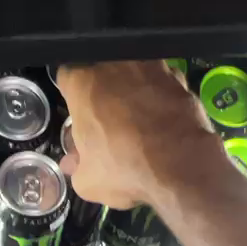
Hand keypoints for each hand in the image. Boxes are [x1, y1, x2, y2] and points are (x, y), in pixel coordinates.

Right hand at [55, 61, 231, 209]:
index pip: (67, 79)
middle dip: (104, 95)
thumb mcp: (88, 182)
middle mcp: (114, 63)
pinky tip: (164, 123)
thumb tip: (74, 163)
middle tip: (110, 125)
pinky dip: (160, 100)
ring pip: (134, 77)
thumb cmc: (125, 171)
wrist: (179, 166)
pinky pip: (162, 85)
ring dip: (133, 94)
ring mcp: (149, 65)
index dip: (73, 100)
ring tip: (140, 126)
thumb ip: (77, 167)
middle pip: (102, 75)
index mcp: (83, 83)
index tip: (80, 116)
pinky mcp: (178, 75)